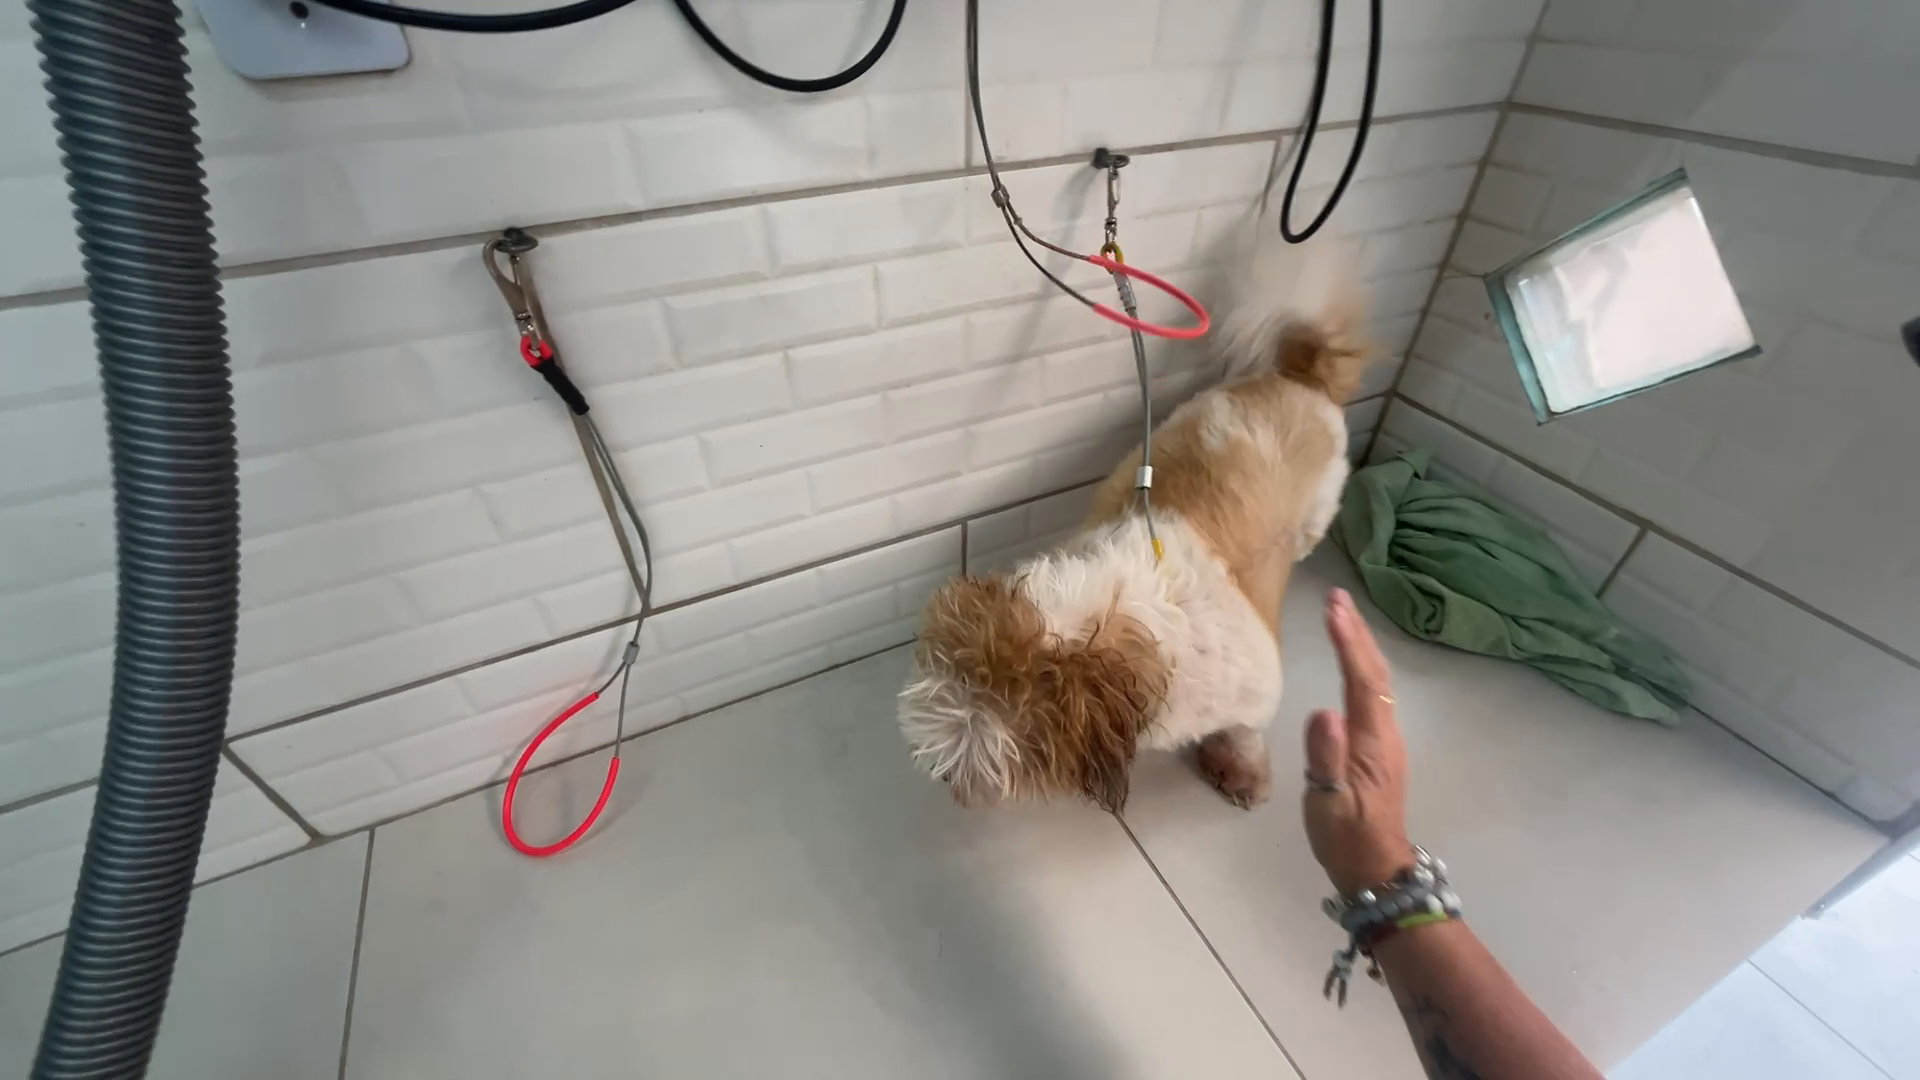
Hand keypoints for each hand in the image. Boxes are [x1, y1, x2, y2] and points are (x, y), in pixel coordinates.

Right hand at [1304, 587, 1412, 895]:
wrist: (1377, 871)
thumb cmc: (1347, 837)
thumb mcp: (1330, 802)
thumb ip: (1327, 758)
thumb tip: (1323, 711)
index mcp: (1371, 741)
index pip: (1362, 680)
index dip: (1348, 643)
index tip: (1333, 609)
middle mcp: (1384, 733)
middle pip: (1375, 672)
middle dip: (1357, 632)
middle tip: (1337, 596)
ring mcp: (1385, 739)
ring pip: (1377, 680)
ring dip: (1361, 644)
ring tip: (1342, 616)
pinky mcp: (1378, 746)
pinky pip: (1372, 692)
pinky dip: (1361, 664)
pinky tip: (1352, 660)